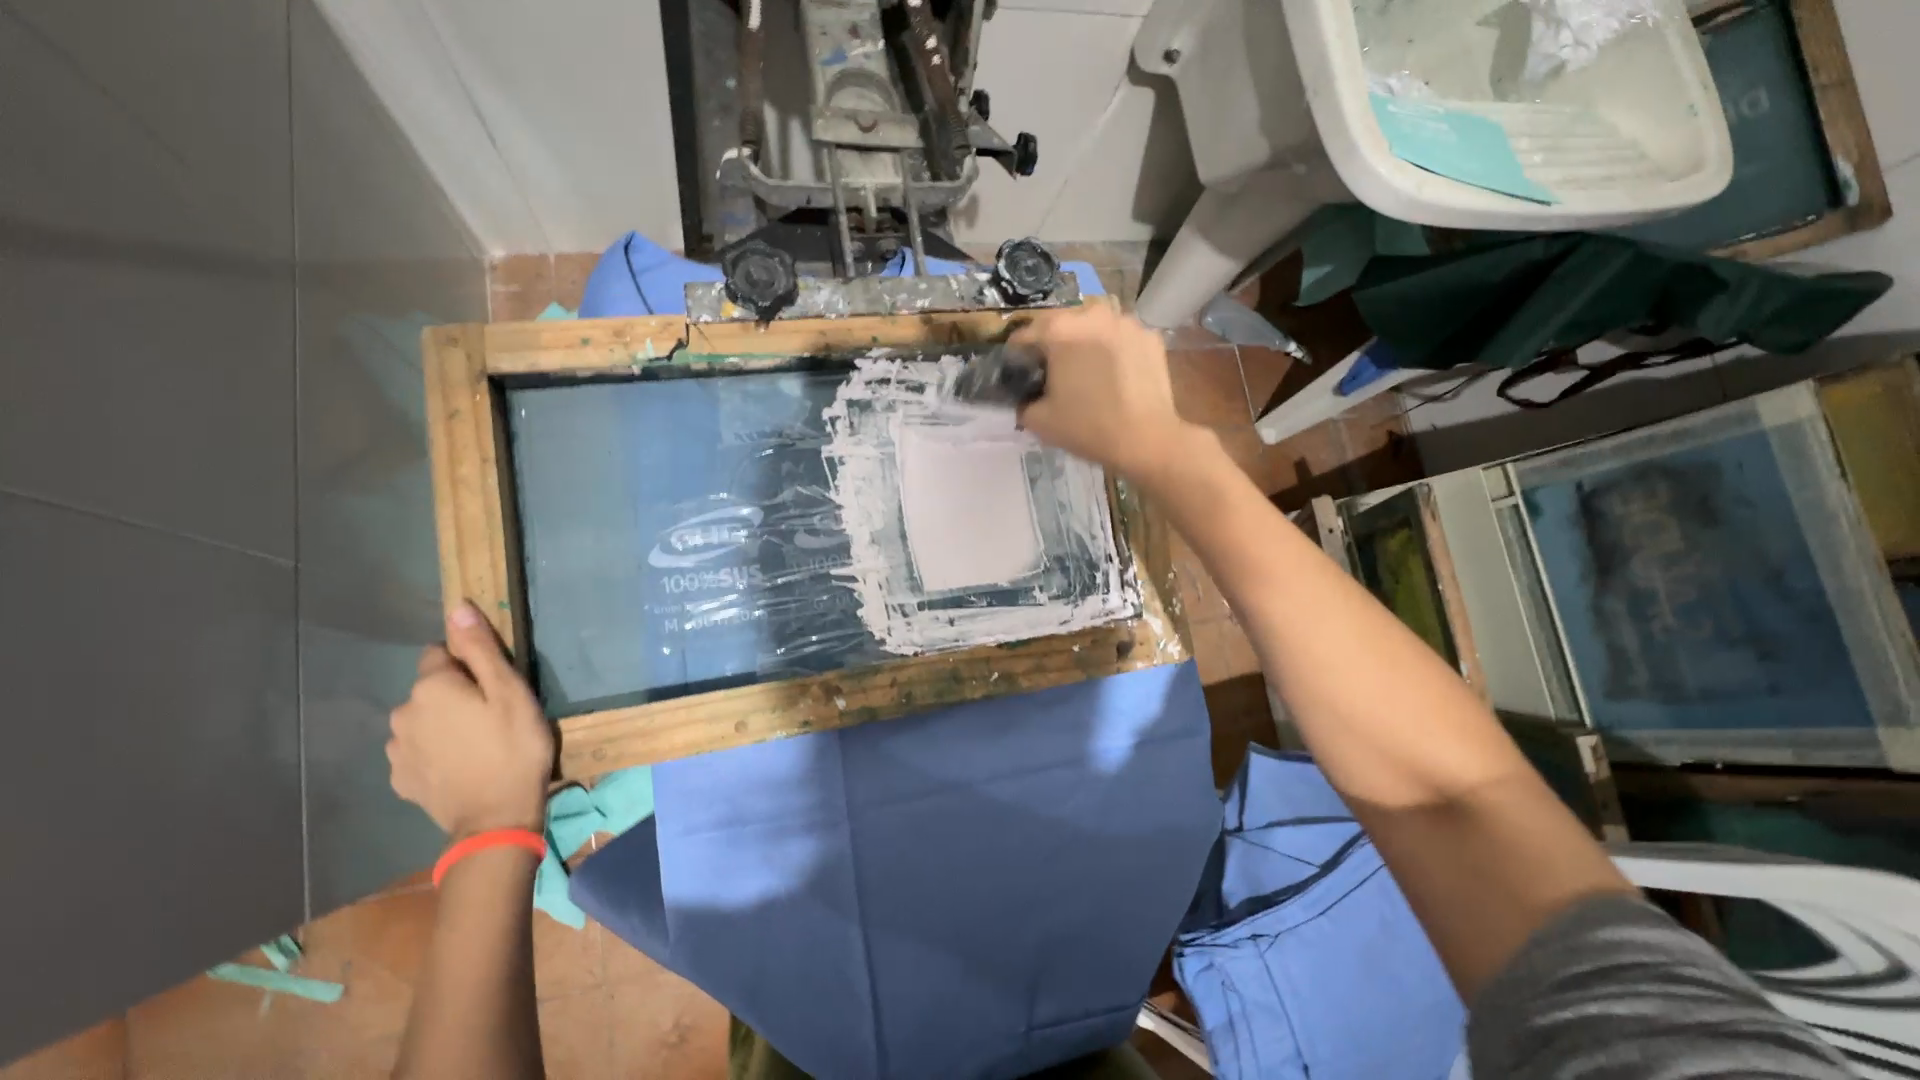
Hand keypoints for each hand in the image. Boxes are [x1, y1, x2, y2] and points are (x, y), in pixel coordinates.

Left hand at [388, 602, 553, 838]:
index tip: (494, 688)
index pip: (441, 655)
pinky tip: (460, 767)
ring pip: (421, 721)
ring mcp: (396, 749)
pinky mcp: (401, 779)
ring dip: (442, 726)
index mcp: (431, 687)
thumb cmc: (513, 748)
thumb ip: (481, 650)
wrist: (495, 819)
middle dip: (453, 697)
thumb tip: (457, 607)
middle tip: (491, 718)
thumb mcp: (510, 693)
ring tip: (476, 745)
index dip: (470, 667)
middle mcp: (403, 712)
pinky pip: (417, 753)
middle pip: (430, 690)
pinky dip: (434, 754)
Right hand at [1012, 305, 1199, 481]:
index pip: (1024, 335)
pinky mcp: (1150, 335)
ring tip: (1088, 371)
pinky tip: (1116, 374)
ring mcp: (1126, 322)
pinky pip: (1121, 337)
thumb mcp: (1039, 421)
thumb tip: (1024, 397)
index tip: (1020, 373)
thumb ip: (1023, 402)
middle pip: (1061, 324)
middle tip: (1054, 373)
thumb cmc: (1088, 427)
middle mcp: (1092, 314)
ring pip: (1094, 326)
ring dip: (1086, 342)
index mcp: (1058, 329)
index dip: (1017, 356)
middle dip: (1054, 345)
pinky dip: (1114, 349)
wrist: (1147, 439)